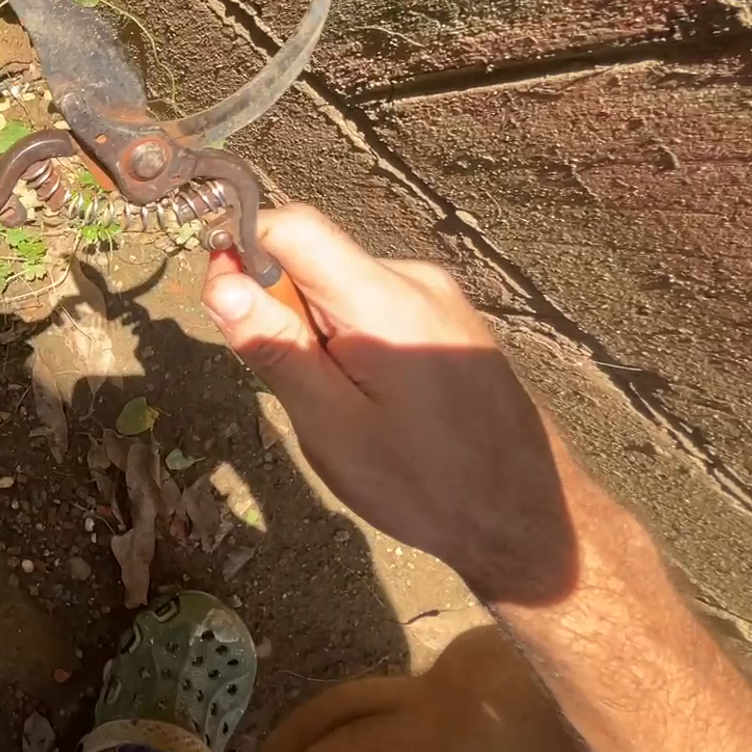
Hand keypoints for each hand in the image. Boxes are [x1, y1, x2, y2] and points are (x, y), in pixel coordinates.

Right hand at [200, 205, 577, 603]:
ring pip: (332, 279)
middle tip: (284, 375)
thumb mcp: (328, 422)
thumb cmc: (421, 481)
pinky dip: (336, 330)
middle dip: (273, 300)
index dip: (241, 246)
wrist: (534, 525)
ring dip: (304, 321)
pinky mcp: (442, 314)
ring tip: (327, 392)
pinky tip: (360, 387)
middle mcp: (412, 279)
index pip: (292, 226)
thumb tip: (218, 281)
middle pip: (309, 254)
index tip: (223, 302)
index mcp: (384, 299)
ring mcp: (434, 295)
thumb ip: (273, 345)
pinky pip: (362, 298)